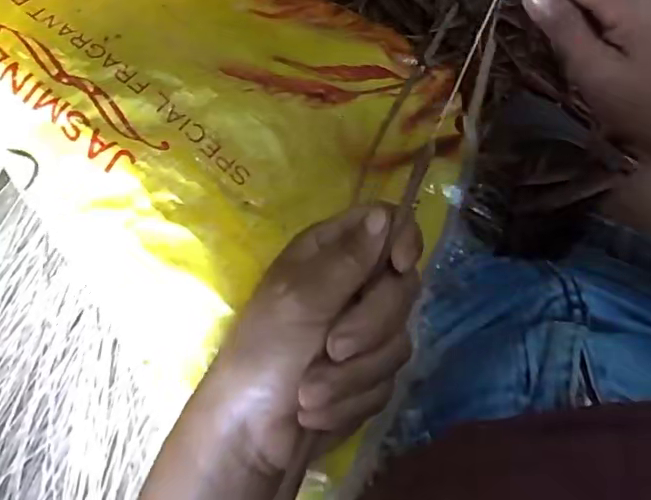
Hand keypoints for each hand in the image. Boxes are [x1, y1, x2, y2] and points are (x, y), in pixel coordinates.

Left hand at [196, 204, 422, 478]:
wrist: (248, 435)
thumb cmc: (264, 350)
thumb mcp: (301, 299)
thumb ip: (348, 259)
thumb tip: (385, 215)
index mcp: (330, 250)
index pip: (385, 221)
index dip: (402, 236)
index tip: (400, 264)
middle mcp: (353, 281)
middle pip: (401, 283)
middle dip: (370, 325)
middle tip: (333, 348)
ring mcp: (365, 327)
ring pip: (397, 337)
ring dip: (354, 372)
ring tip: (310, 389)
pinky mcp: (370, 372)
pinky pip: (388, 378)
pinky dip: (352, 396)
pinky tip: (319, 409)